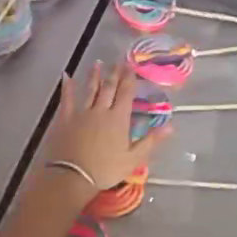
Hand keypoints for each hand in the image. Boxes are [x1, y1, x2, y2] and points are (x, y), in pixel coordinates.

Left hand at [44, 62, 168, 191]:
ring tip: (97, 63)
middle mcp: (101, 110)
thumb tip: (171, 126)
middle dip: (114, 73)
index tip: (130, 66)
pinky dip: (68, 87)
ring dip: (94, 76)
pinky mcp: (65, 118)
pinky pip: (67, 98)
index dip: (129, 79)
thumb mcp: (133, 158)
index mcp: (119, 119)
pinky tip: (67, 76)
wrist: (73, 175)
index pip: (126, 94)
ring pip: (90, 89)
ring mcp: (81, 112)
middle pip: (109, 87)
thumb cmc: (106, 169)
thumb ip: (151, 140)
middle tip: (117, 61)